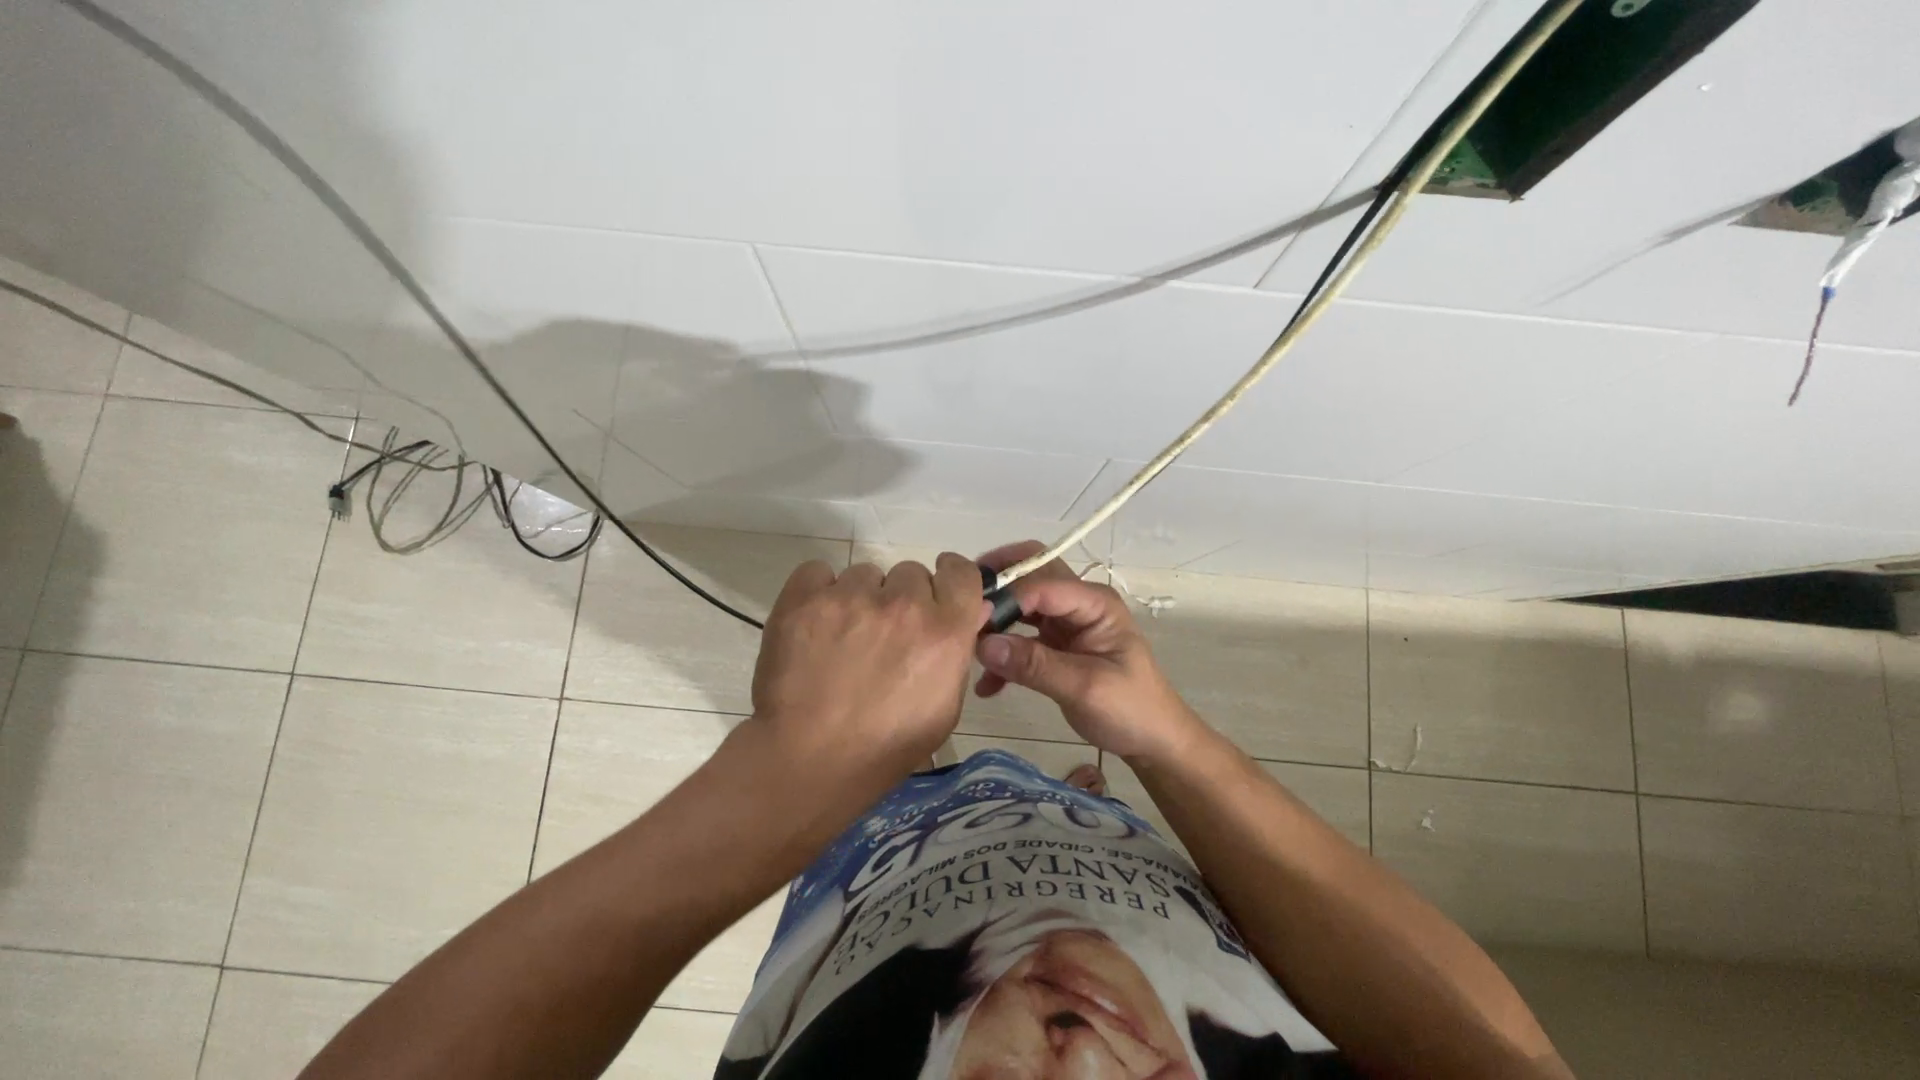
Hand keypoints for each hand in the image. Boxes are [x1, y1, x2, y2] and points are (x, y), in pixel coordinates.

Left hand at [751, 552, 987, 778]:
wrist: (810, 760)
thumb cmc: (886, 746)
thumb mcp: (943, 708)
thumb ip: (956, 652)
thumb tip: (970, 612)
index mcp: (945, 630)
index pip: (961, 573)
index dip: (951, 577)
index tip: (938, 588)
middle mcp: (903, 603)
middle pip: (910, 574)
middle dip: (901, 599)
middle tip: (883, 636)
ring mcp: (851, 597)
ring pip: (864, 576)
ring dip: (859, 599)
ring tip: (841, 639)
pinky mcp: (804, 598)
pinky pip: (817, 573)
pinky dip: (817, 593)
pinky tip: (813, 626)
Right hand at [974, 541, 1204, 761]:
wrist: (1153, 741)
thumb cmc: (1130, 709)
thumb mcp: (1084, 688)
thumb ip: (1034, 664)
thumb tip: (983, 644)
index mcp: (1093, 603)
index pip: (1040, 582)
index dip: (1005, 595)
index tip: (970, 617)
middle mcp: (1077, 604)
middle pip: (1029, 574)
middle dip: (995, 588)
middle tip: (960, 608)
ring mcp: (1065, 624)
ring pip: (1020, 604)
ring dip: (994, 620)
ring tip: (964, 645)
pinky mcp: (1054, 646)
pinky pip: (1019, 637)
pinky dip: (1002, 655)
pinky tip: (986, 685)